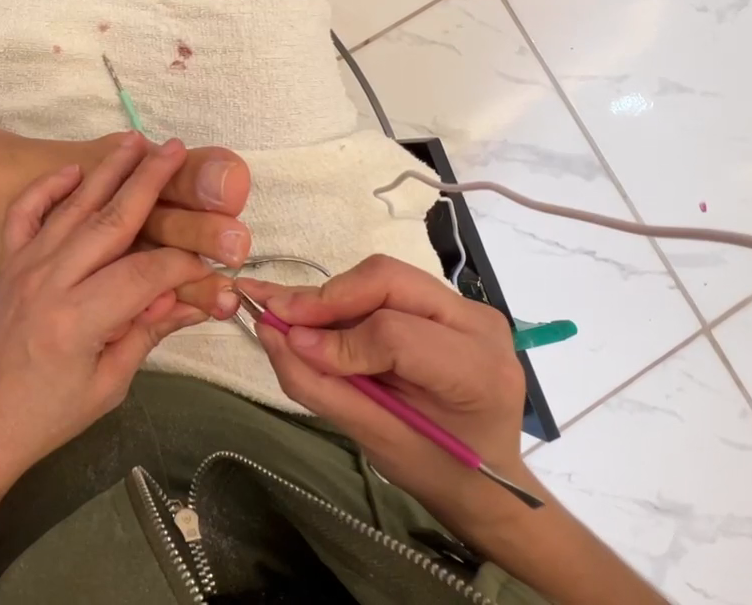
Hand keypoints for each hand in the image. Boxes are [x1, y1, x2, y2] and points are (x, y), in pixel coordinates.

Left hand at [0, 136, 211, 481]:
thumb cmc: (49, 414)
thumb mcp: (109, 384)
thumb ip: (148, 332)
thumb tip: (197, 298)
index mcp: (77, 319)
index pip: (145, 273)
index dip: (183, 264)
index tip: (212, 261)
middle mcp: (50, 281)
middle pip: (110, 221)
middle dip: (148, 182)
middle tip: (176, 149)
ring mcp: (24, 266)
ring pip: (73, 209)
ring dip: (105, 172)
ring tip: (134, 141)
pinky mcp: (9, 264)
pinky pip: (25, 216)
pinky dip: (47, 189)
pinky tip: (71, 169)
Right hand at [242, 255, 527, 521]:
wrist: (482, 474)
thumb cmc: (434, 466)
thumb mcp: (374, 438)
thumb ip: (317, 384)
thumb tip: (268, 331)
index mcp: (477, 371)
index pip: (396, 334)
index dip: (338, 340)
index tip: (291, 348)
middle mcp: (476, 324)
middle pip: (386, 280)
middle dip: (326, 297)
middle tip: (277, 315)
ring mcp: (460, 308)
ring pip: (377, 276)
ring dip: (327, 296)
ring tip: (280, 310)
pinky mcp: (439, 301)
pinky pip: (378, 286)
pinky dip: (337, 299)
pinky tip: (299, 306)